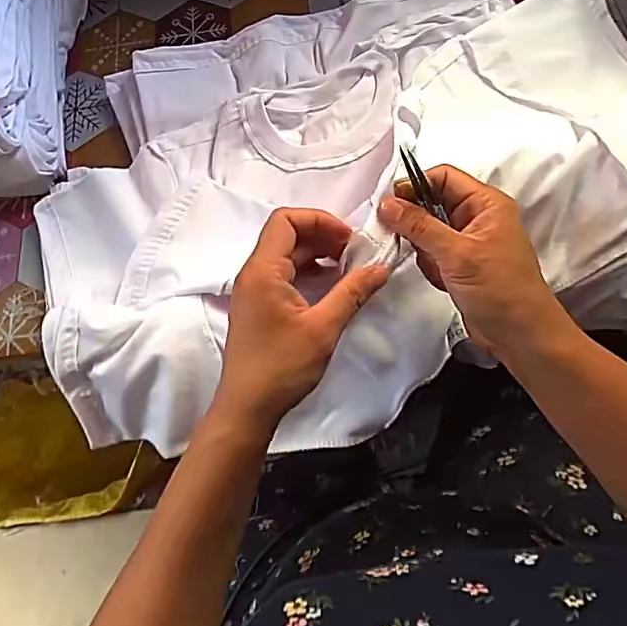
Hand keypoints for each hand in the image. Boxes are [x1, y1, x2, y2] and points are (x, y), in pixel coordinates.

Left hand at [214, 208, 391, 431]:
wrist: (247, 406)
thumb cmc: (281, 367)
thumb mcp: (323, 328)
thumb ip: (352, 293)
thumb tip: (379, 269)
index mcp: (262, 270)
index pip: (285, 220)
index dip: (318, 219)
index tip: (348, 238)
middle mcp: (253, 273)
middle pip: (285, 235)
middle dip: (322, 235)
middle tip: (354, 252)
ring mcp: (253, 290)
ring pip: (285, 255)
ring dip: (316, 254)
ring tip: (348, 267)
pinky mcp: (258, 305)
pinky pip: (283, 274)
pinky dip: (307, 271)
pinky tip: (331, 285)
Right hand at [376, 164, 568, 352]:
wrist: (521, 336)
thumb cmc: (502, 290)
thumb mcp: (457, 254)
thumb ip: (419, 226)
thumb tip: (387, 204)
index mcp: (486, 203)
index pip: (442, 176)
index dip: (414, 184)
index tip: (390, 204)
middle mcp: (477, 216)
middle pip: (430, 201)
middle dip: (415, 221)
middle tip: (404, 237)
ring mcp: (467, 239)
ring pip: (426, 228)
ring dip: (422, 247)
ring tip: (436, 266)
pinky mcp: (459, 261)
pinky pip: (430, 250)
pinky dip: (428, 263)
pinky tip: (441, 278)